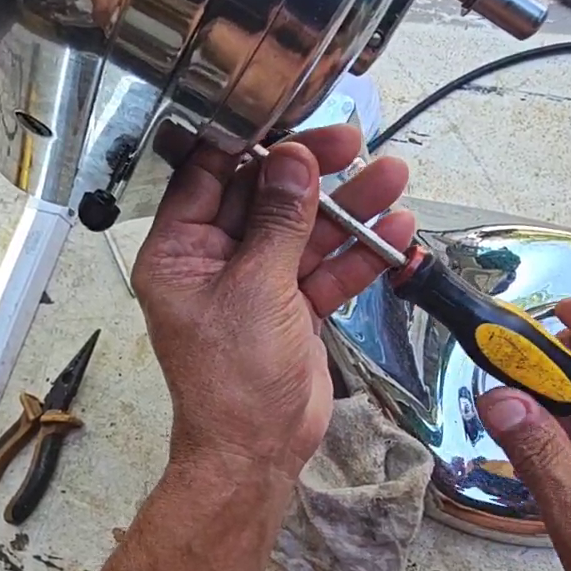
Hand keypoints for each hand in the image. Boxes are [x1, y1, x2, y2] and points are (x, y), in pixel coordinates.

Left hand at [134, 124, 414, 476]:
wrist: (257, 449)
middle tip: (350, 141)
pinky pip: (323, 269)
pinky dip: (355, 254)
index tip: (290, 121)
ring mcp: (255, 285)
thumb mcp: (256, 288)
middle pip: (262, 198)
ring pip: (301, 232)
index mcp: (179, 253)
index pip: (208, 178)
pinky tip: (392, 228)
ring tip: (390, 178)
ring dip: (345, 210)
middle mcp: (213, 263)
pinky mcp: (290, 308)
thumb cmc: (232, 380)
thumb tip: (291, 161)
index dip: (249, 147)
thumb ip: (278, 221)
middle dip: (309, 173)